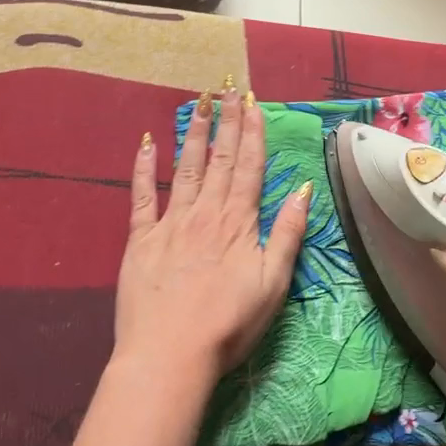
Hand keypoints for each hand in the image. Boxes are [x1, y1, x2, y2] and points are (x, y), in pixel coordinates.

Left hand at [115, 88, 310, 383]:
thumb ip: (287, 233)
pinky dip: (143, 167)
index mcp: (238, 222)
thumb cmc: (228, 325)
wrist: (169, 357)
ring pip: (185, 167)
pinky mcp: (141, 239)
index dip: (253, 133)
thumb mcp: (273, 283)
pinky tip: (146, 142)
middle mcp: (206, 212)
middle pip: (219, 159)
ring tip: (199, 102)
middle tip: (228, 89)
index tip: (254, 104)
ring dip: (194, 133)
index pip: (249, 166)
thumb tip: (304, 189)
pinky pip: (142, 196)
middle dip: (226, 122)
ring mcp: (171, 222)